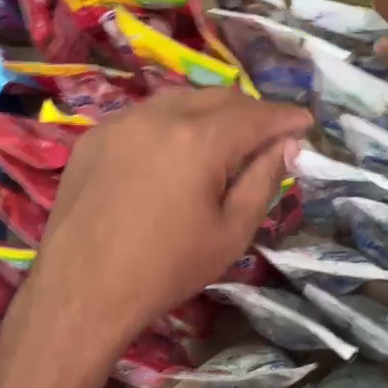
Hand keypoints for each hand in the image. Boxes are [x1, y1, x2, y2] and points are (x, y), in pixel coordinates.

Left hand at [25, 87, 311, 346]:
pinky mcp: (93, 137)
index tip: (305, 123)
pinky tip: (172, 154)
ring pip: (178, 100)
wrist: (81, 291)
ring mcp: (120, 122)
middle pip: (218, 96)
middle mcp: (159, 116)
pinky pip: (144, 117)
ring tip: (223, 141)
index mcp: (199, 140)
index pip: (256, 115)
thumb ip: (263, 181)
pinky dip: (170, 124)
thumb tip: (286, 145)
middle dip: (250, 111)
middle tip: (268, 136)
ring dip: (209, 112)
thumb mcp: (231, 234)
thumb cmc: (166, 270)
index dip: (286, 117)